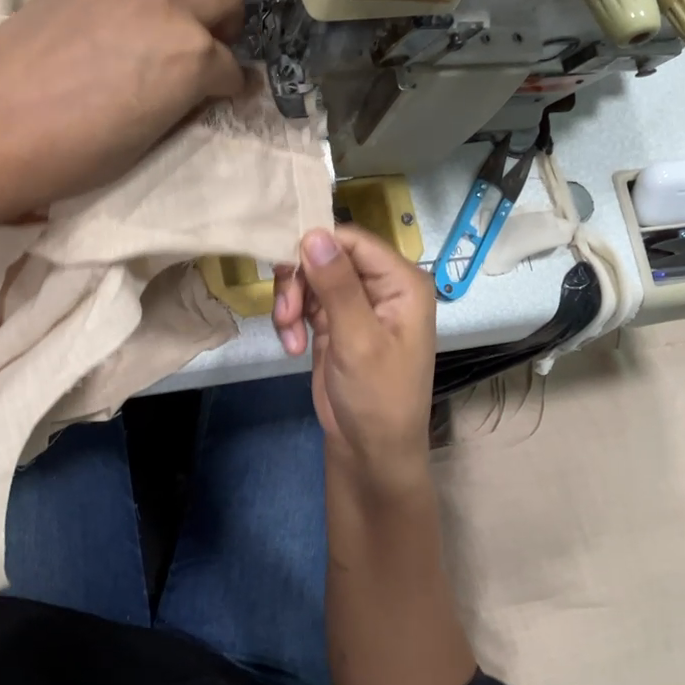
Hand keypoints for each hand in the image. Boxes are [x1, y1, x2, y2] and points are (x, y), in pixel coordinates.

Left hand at [0, 0, 245, 215]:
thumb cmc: (72, 156)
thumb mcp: (143, 143)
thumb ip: (177, 104)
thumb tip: (190, 93)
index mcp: (190, 54)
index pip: (232, 65)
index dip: (229, 86)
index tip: (219, 99)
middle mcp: (160, 8)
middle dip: (224, 23)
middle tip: (202, 56)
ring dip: (158, 23)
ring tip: (121, 62)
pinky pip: (108, 2)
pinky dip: (110, 23)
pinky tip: (76, 55)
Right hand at [274, 226, 437, 490]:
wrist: (369, 451)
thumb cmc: (377, 397)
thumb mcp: (358, 340)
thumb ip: (336, 285)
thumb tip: (314, 233)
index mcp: (401, 282)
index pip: (352, 240)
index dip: (316, 246)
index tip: (283, 266)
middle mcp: (381, 286)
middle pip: (326, 256)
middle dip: (299, 281)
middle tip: (285, 312)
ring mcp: (356, 304)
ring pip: (310, 277)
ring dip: (291, 302)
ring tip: (289, 336)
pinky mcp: (334, 323)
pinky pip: (305, 302)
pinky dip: (292, 319)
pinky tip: (293, 346)